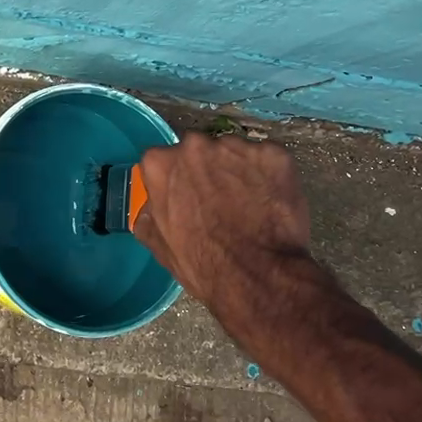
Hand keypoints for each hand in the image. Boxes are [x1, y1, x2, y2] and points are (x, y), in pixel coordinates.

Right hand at [132, 133, 312, 305]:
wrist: (260, 277)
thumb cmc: (204, 265)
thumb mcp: (162, 246)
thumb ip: (150, 217)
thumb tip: (148, 211)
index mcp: (161, 163)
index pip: (162, 161)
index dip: (177, 180)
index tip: (188, 198)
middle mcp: (195, 144)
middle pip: (199, 150)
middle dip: (208, 170)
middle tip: (222, 202)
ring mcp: (236, 146)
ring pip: (235, 153)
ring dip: (240, 172)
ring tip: (252, 207)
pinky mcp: (273, 154)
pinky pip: (269, 160)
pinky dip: (271, 177)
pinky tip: (274, 203)